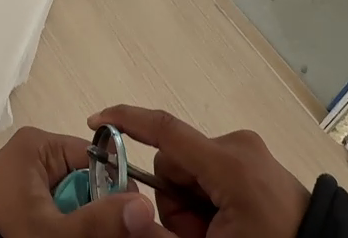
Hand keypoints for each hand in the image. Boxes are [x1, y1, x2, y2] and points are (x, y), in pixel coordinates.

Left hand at [0, 125, 159, 236]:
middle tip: (115, 235)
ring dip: (85, 224)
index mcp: (39, 145)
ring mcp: (25, 181)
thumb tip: (148, 209)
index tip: (136, 221)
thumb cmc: (5, 235)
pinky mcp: (18, 204)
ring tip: (86, 236)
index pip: (96, 158)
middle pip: (86, 183)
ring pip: (72, 203)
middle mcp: (33, 155)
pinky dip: (66, 229)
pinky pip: (54, 213)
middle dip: (100, 213)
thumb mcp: (56, 231)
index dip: (118, 190)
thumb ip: (102, 220)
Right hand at [88, 106, 309, 237]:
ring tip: (219, 234)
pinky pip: (210, 172)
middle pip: (174, 163)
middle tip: (201, 237)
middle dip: (176, 202)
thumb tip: (127, 213)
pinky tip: (228, 224)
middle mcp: (235, 144)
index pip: (165, 130)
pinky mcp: (252, 158)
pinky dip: (208, 199)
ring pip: (189, 170)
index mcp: (227, 163)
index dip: (126, 120)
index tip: (95, 120)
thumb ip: (161, 233)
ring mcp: (246, 149)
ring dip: (192, 205)